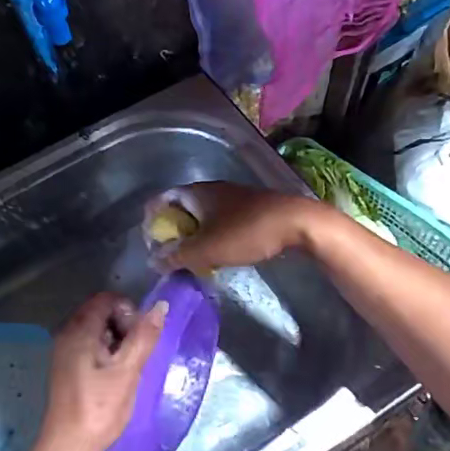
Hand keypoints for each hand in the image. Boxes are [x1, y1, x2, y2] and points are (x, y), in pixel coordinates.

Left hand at [34, 293, 167, 450]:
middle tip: (136, 353)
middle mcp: (67, 334)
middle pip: (100, 312)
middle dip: (124, 325)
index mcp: (79, 330)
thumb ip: (144, 336)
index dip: (129, 311)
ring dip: (117, 341)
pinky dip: (106, 353)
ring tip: (128, 367)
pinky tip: (115, 376)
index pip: (107, 299)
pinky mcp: (67, 368)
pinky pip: (89, 346)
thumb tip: (160, 306)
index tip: (139, 337)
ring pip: (96, 330)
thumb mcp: (128, 371)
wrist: (68, 447)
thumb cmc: (99, 408)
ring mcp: (64, 352)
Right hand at [150, 182, 328, 275]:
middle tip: (171, 257)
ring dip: (195, 237)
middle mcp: (212, 189)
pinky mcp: (250, 209)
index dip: (152, 221)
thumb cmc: (246, 232)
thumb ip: (176, 256)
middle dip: (173, 233)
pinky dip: (214, 236)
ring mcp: (233, 197)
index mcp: (196, 192)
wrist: (297, 223)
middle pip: (181, 209)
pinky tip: (219, 254)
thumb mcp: (205, 250)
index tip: (152, 245)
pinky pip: (222, 221)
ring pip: (203, 216)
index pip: (162, 200)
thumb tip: (153, 261)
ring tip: (193, 260)